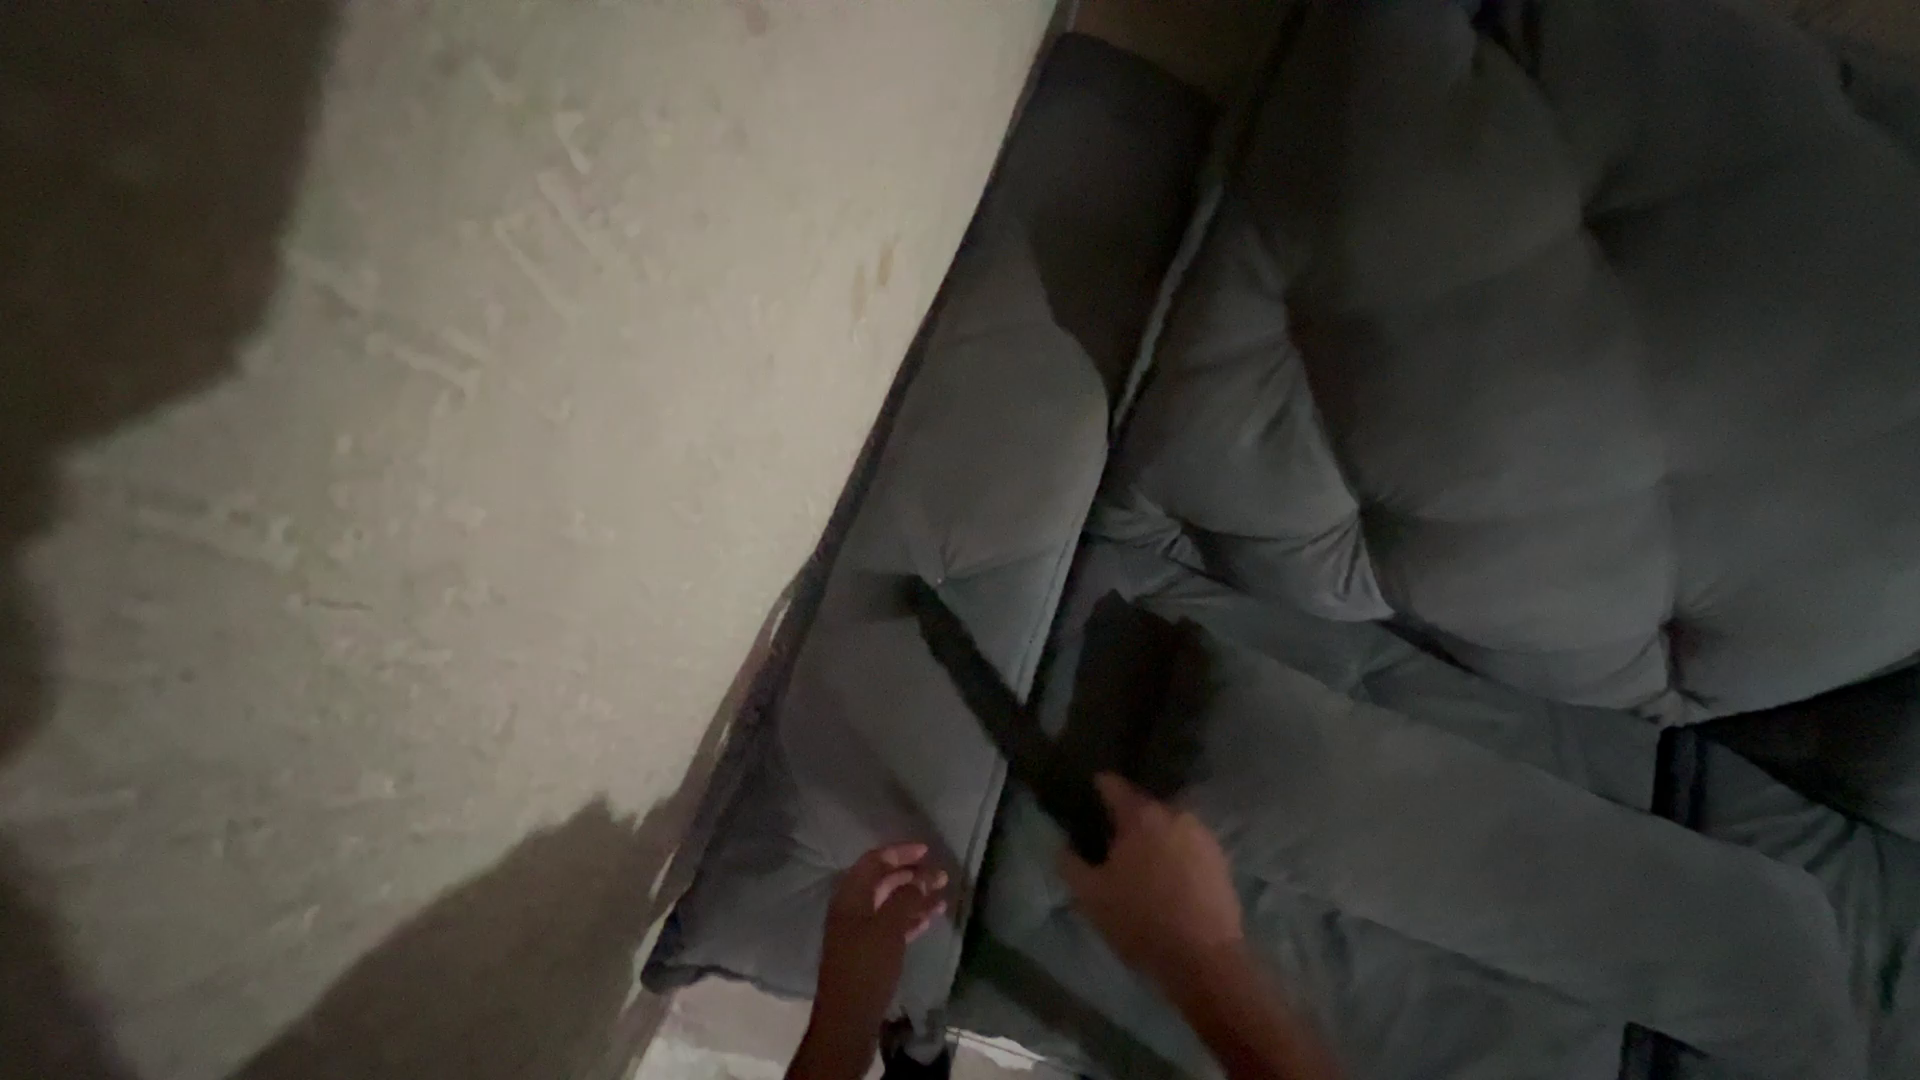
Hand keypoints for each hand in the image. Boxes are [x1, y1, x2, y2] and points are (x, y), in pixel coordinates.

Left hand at [812, 843, 947, 1034]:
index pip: (874, 861)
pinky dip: (910, 919)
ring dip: (915, 899)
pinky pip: (891, 926)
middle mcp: (852, 909)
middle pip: (883, 882)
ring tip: (942, 897)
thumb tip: (922, 878)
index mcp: (850, 896)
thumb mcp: (888, 927)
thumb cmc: (866, 966)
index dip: (900, 852)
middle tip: (940, 876)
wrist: (848, 1021)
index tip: (927, 851)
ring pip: (890, 905)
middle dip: (912, 876)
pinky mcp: (868, 953)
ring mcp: (859, 932)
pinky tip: (931, 919)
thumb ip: (906, 898)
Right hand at [1061, 774, 1244, 985]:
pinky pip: (1187, 845)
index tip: (1086, 798)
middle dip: (1125, 818)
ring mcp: (1202, 836)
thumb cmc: (1140, 920)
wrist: (1204, 961)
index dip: (1096, 788)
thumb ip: (1069, 863)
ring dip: (1152, 836)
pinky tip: (1165, 878)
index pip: (1113, 785)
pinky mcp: (1221, 860)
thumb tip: (1063, 845)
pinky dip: (1174, 853)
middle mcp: (1174, 814)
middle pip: (1143, 805)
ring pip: (1167, 825)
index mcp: (1141, 814)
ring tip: (1138, 861)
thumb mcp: (1090, 895)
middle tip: (1109, 840)